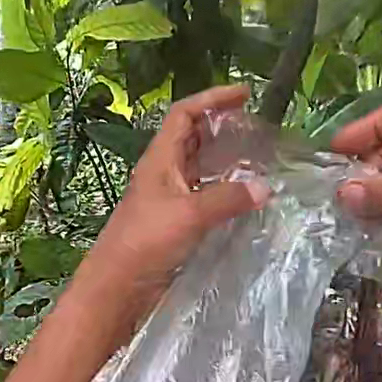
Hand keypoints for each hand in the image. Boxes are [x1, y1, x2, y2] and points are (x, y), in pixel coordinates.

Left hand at [0, 85, 267, 381]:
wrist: (116, 288)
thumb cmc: (144, 243)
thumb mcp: (188, 215)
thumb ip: (226, 198)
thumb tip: (265, 186)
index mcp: (159, 160)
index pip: (184, 114)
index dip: (212, 98)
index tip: (244, 93)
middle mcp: (163, 174)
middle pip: (192, 137)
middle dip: (221, 126)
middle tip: (257, 128)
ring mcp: (168, 199)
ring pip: (199, 168)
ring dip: (224, 160)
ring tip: (260, 159)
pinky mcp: (174, 223)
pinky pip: (203, 197)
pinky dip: (224, 192)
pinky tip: (246, 200)